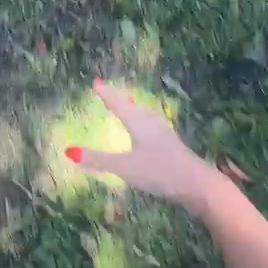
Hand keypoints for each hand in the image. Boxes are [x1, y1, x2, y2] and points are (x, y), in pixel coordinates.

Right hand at [69, 80, 229, 215]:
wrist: (199, 185)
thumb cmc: (159, 172)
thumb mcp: (124, 167)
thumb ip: (97, 160)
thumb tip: (68, 151)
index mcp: (138, 122)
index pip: (118, 104)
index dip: (106, 94)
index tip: (96, 82)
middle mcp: (151, 123)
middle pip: (132, 106)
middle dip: (119, 99)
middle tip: (107, 93)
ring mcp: (164, 134)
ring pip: (144, 116)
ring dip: (133, 110)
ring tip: (127, 107)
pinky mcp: (173, 146)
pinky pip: (151, 127)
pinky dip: (142, 123)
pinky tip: (148, 132)